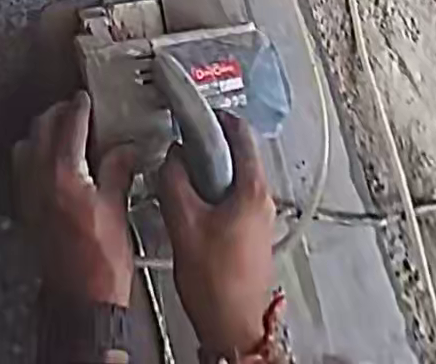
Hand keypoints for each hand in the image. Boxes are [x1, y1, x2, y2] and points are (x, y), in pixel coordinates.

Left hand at [13, 91, 139, 305]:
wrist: (81, 301)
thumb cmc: (100, 262)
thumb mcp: (117, 209)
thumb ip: (117, 171)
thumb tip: (124, 149)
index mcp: (64, 174)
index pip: (69, 124)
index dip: (78, 106)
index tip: (85, 98)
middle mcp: (40, 177)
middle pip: (42, 126)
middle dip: (59, 112)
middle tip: (76, 109)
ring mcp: (29, 191)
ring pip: (27, 142)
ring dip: (43, 130)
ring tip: (63, 129)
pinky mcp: (25, 206)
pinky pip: (22, 164)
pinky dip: (34, 151)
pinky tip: (50, 158)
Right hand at [159, 112, 275, 353]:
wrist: (232, 328)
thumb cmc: (215, 280)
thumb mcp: (183, 220)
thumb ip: (174, 178)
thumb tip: (173, 154)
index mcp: (253, 189)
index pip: (240, 132)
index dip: (215, 114)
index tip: (193, 106)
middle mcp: (262, 198)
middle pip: (237, 151)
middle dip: (208, 139)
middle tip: (181, 133)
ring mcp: (258, 215)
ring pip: (232, 173)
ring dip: (208, 164)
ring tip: (180, 163)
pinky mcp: (250, 230)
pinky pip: (231, 192)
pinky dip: (211, 184)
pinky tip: (189, 194)